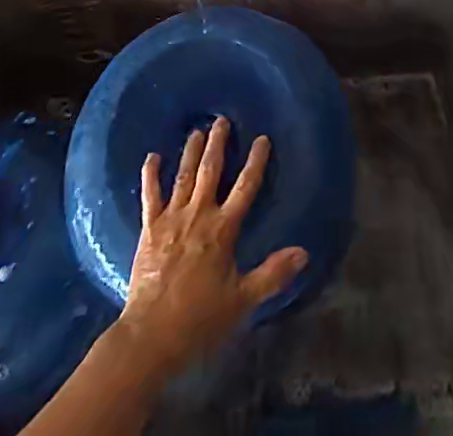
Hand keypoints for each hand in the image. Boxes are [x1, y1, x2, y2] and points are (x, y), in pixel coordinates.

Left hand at [116, 117, 306, 378]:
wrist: (153, 332)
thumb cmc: (201, 317)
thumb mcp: (243, 299)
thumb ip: (273, 273)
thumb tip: (303, 252)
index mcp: (223, 230)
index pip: (245, 188)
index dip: (256, 162)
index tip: (262, 139)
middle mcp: (198, 216)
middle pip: (210, 172)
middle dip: (218, 144)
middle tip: (222, 120)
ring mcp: (171, 219)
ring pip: (183, 176)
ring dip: (190, 152)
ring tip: (197, 130)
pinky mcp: (149, 228)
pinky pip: (149, 195)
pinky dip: (150, 175)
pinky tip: (152, 156)